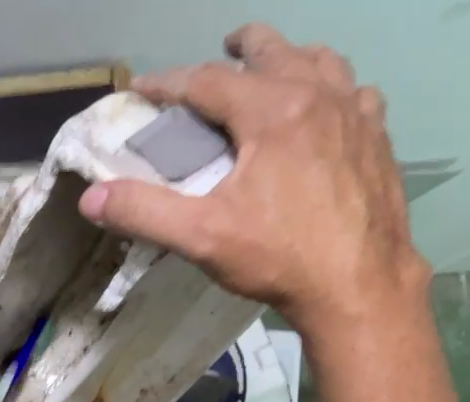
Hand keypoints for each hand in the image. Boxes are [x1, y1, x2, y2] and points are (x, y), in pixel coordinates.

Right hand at [78, 24, 428, 333]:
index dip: (169, 82)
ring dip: (293, 59)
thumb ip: (144, 212)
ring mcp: (356, 114)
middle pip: (275, 51)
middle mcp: (318, 96)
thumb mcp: (200, 237)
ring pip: (323, 62)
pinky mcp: (378, 140)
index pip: (208, 81)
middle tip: (224, 48)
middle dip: (242, 47)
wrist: (358, 286)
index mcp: (272, 111)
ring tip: (276, 71)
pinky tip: (328, 110)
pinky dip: (335, 90)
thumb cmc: (278, 257)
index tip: (142, 87)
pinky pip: (357, 94)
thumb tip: (91, 198)